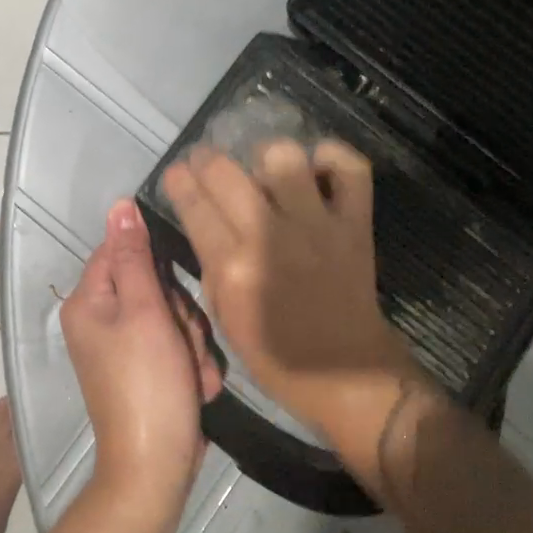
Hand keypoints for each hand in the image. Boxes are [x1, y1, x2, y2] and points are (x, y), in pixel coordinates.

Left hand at [60, 199, 222, 507]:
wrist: (156, 469)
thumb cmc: (148, 385)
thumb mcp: (145, 312)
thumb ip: (134, 256)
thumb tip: (119, 204)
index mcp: (88, 302)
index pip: (122, 250)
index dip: (156, 266)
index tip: (173, 291)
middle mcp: (100, 320)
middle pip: (153, 286)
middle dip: (180, 314)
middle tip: (182, 342)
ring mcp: (123, 348)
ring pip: (173, 318)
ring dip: (190, 344)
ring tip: (189, 372)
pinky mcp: (146, 371)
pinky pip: (175, 348)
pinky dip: (190, 366)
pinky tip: (193, 388)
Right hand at [161, 140, 415, 432]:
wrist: (346, 374)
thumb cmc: (277, 355)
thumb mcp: (225, 316)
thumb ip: (211, 263)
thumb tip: (203, 219)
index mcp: (233, 269)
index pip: (194, 204)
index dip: (178, 180)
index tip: (177, 173)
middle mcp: (270, 238)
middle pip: (226, 171)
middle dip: (206, 159)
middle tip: (208, 163)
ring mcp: (317, 227)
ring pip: (284, 158)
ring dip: (266, 158)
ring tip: (265, 174)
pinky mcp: (354, 224)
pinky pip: (349, 169)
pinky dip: (331, 158)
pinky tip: (314, 168)